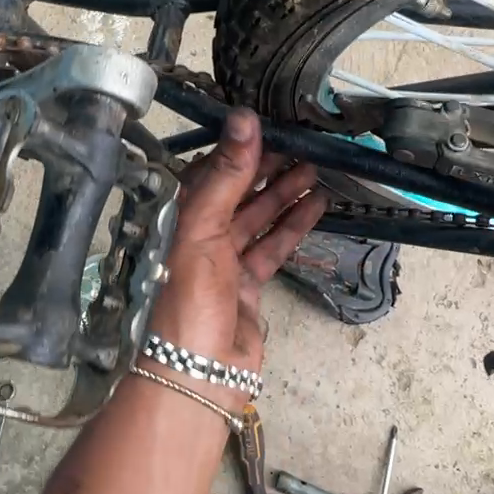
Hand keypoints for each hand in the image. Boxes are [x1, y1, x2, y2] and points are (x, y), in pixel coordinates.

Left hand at [147, 108, 327, 400]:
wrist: (195, 374)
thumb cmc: (186, 299)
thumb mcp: (202, 229)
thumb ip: (227, 176)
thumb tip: (244, 119)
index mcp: (177, 217)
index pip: (210, 171)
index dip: (240, 148)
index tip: (272, 124)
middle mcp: (197, 235)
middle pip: (237, 192)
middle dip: (268, 168)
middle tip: (303, 144)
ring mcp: (223, 261)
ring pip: (257, 217)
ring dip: (284, 193)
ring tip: (317, 168)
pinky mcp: (247, 285)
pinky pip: (272, 247)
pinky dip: (292, 226)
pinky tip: (315, 205)